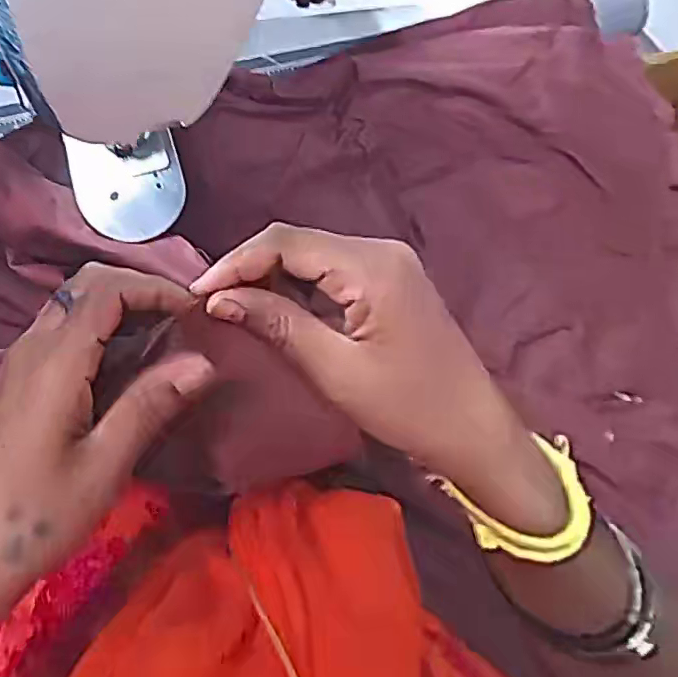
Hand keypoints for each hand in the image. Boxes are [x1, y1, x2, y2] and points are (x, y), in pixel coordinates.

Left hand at [0, 263, 215, 643]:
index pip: (106, 288)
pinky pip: (60, 330)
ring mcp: (19, 360)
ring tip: (162, 336)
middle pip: (85, 284)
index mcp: (55, 359)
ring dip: (116, 305)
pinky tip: (122, 363)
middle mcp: (32, 345)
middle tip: (180, 318)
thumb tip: (203, 360)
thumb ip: (150, 404)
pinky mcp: (16, 379)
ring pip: (70, 303)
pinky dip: (97, 327)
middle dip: (137, 288)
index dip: (154, 287)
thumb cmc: (37, 516)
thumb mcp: (104, 466)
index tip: (193, 311)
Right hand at [191, 224, 564, 531]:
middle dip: (248, 267)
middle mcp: (379, 249)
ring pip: (307, 252)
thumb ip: (276, 322)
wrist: (478, 435)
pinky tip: (271, 304)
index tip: (200, 293)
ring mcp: (386, 261)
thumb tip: (219, 298)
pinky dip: (293, 283)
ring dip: (267, 274)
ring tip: (232, 303)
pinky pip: (326, 267)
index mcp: (371, 266)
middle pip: (295, 241)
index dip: (236, 263)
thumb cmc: (410, 407)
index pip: (285, 243)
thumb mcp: (334, 369)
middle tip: (211, 300)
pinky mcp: (387, 277)